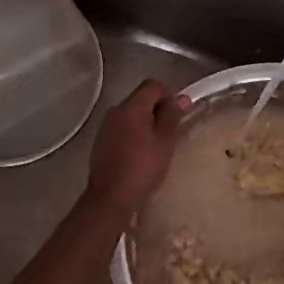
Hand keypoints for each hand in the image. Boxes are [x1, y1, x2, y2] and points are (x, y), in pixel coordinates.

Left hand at [86, 80, 189, 213]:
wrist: (110, 197)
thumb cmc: (142, 169)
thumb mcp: (165, 143)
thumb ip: (172, 117)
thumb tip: (181, 98)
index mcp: (131, 108)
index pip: (153, 85)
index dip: (169, 95)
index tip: (178, 115)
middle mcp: (115, 111)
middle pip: (141, 98)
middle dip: (158, 110)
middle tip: (171, 133)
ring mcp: (105, 127)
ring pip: (131, 114)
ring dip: (146, 123)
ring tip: (157, 146)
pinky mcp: (101, 142)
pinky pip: (122, 128)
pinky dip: (134, 134)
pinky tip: (141, 154)